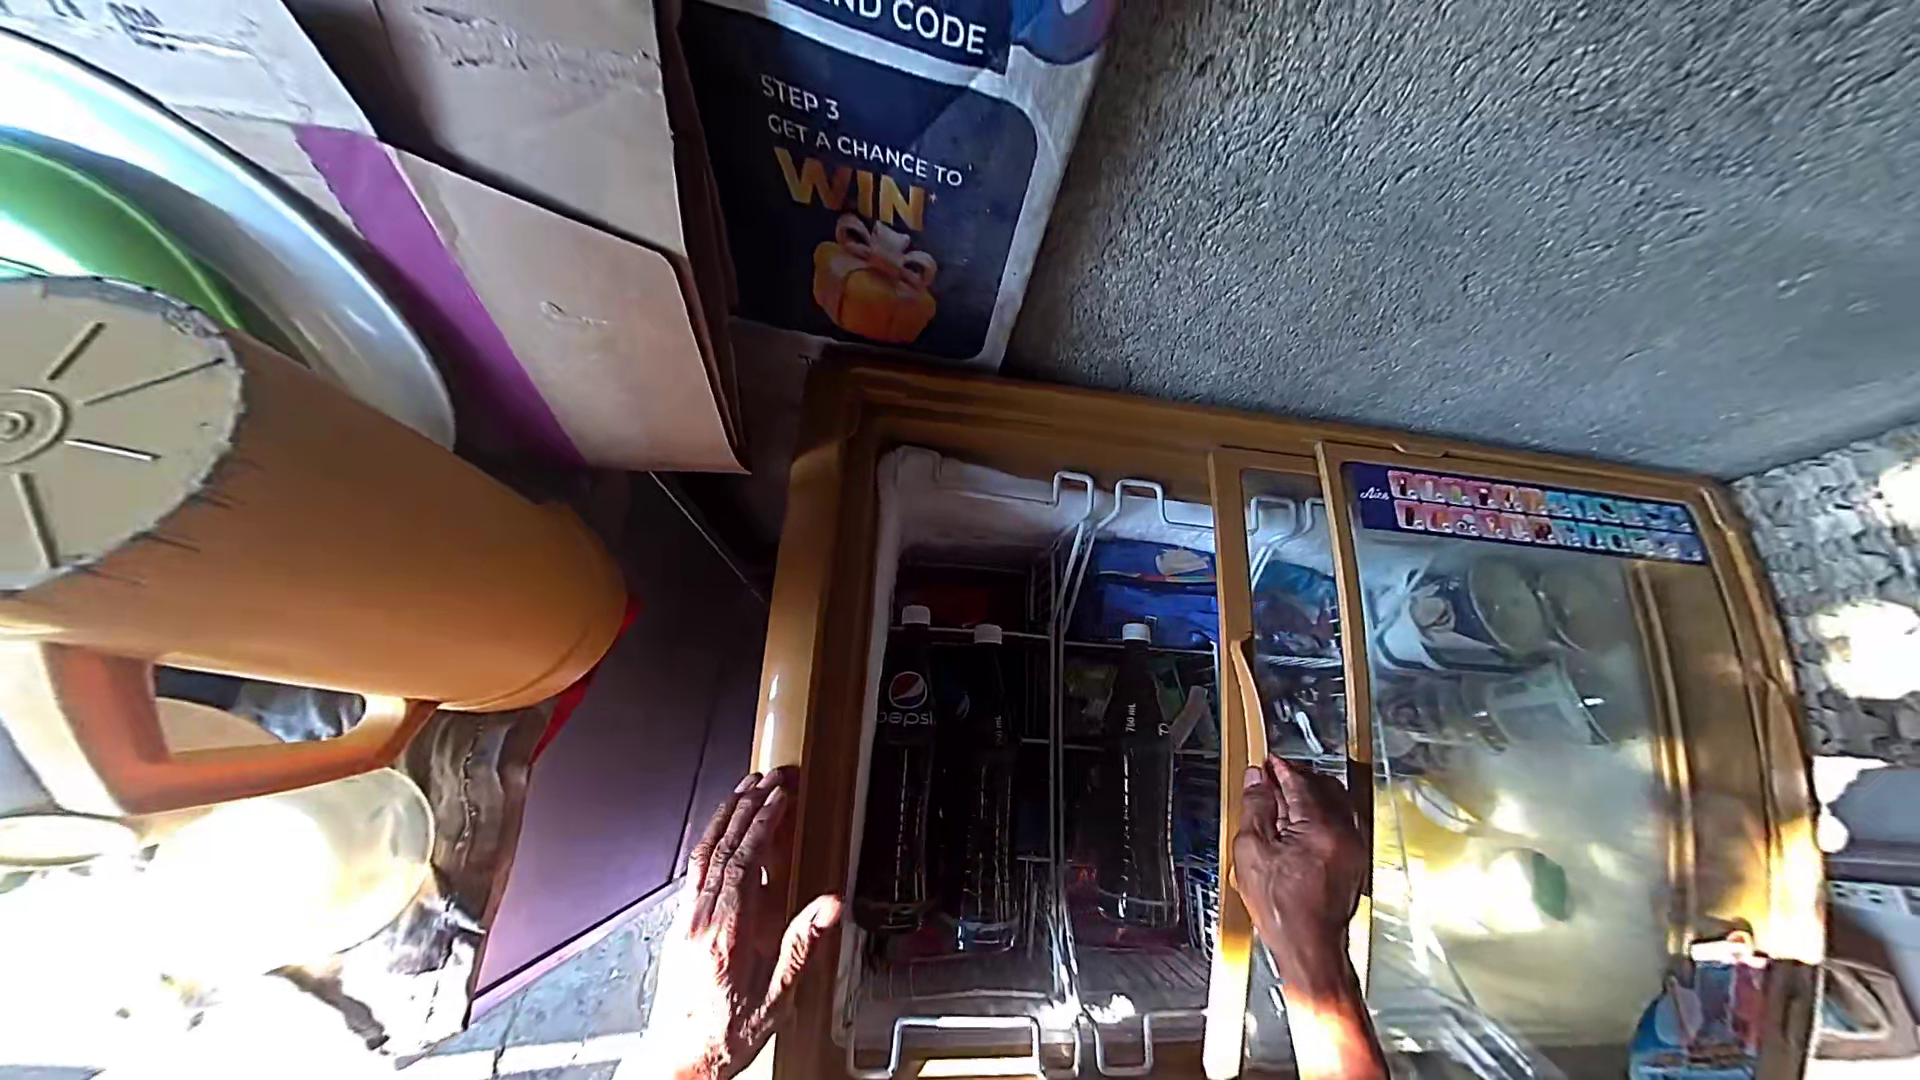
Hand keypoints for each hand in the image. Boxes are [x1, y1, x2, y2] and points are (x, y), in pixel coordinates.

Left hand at [636, 768, 842, 1079]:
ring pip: (704, 853)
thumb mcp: (775, 1001)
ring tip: (744, 786)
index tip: (780, 795)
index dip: (763, 822)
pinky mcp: (679, 924)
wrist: (675, 1066)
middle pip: (724, 847)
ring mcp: (686, 920)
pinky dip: (710, 838)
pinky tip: (721, 827)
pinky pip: (694, 868)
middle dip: (749, 805)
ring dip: (726, 815)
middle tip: (769, 777)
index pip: (744, 860)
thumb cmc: (724, 1036)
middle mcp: (701, 920)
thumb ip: (801, 947)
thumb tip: (829, 905)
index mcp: (726, 934)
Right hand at [1233, 755, 1366, 967]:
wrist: (1308, 947)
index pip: (1299, 781)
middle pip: (1322, 786)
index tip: (1266, 763)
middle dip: (1295, 776)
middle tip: (1270, 776)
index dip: (1279, 768)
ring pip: (1335, 801)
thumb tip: (1257, 779)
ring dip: (1309, 791)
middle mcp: (1346, 834)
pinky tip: (1299, 818)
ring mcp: (1354, 848)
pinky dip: (1320, 810)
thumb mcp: (1252, 848)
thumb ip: (1255, 807)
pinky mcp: (1355, 861)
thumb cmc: (1281, 908)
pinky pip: (1341, 820)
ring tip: (1282, 795)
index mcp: (1321, 828)